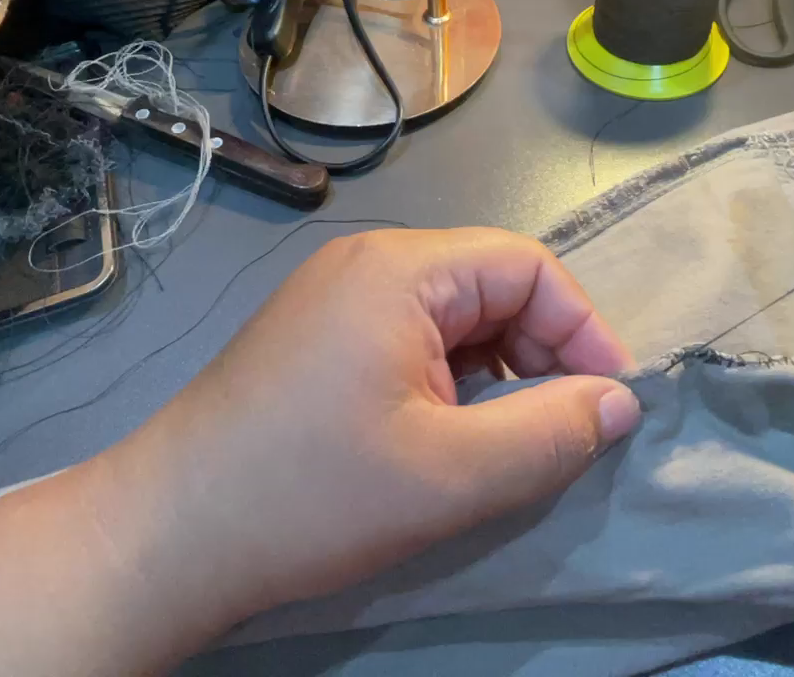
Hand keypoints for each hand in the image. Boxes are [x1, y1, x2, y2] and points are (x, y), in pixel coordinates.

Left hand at [98, 228, 640, 629]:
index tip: (608, 404)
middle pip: (488, 284)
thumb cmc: (311, 492)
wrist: (172, 529)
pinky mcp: (319, 335)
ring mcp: (336, 296)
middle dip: (539, 351)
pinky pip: (410, 338)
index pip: (524, 264)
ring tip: (506, 439)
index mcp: (398, 267)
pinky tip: (449, 432)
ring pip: (452, 315)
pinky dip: (449, 379)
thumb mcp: (450, 474)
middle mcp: (366, 263)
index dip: (580, 327)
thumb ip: (551, 432)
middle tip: (559, 431)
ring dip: (496, 370)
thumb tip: (621, 400)